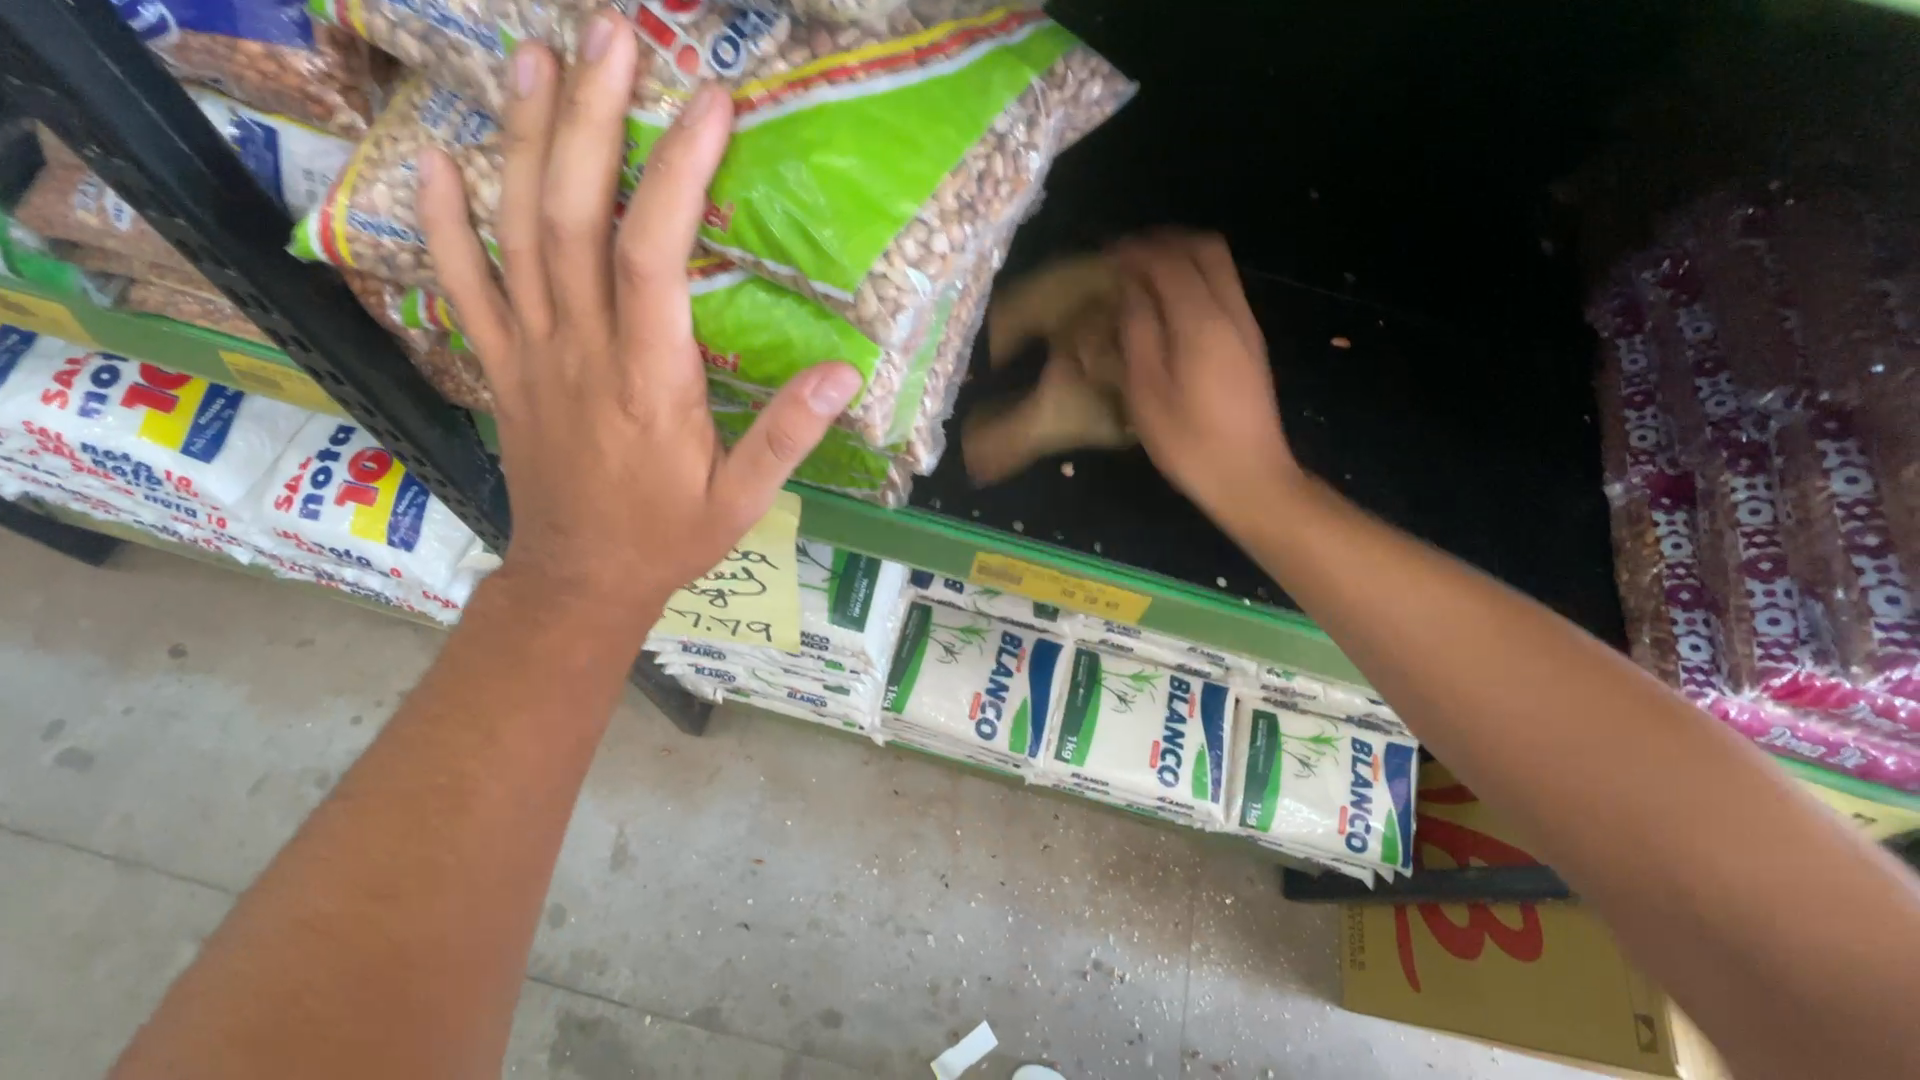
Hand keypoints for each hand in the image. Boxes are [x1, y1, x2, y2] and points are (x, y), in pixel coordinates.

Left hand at [417, 15, 860, 634]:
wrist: (580, 579)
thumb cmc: (668, 536)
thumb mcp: (743, 500)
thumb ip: (788, 436)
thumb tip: (844, 371)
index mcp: (648, 378)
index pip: (654, 256)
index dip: (677, 171)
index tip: (708, 100)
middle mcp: (582, 350)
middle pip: (574, 217)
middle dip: (589, 118)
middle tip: (606, 35)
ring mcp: (531, 354)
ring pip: (517, 234)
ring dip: (520, 141)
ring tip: (531, 58)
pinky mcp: (502, 366)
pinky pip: (464, 288)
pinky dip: (443, 224)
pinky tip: (436, 162)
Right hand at [1112, 230, 1300, 518]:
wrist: (1250, 477)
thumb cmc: (1189, 442)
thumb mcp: (1146, 392)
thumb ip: (1138, 333)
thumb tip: (1129, 291)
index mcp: (1200, 321)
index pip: (1167, 262)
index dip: (1134, 252)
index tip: (1103, 257)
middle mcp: (1231, 311)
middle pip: (1204, 248)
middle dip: (1164, 243)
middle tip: (1128, 258)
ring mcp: (1246, 325)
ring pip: (1219, 266)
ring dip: (1182, 259)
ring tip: (1144, 277)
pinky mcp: (1250, 342)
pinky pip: (1224, 288)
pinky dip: (1195, 281)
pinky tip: (1169, 306)